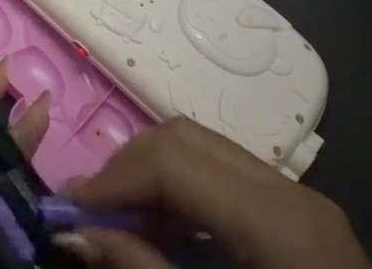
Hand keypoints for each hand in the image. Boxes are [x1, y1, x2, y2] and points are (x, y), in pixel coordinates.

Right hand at [71, 118, 371, 268]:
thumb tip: (75, 233)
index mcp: (278, 222)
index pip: (172, 161)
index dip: (112, 178)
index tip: (69, 208)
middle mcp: (291, 194)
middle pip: (183, 138)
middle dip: (126, 167)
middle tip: (91, 212)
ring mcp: (301, 202)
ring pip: (201, 149)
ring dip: (150, 175)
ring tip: (120, 221)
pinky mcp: (301, 218)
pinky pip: (225, 178)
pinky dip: (182, 191)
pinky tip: (164, 231)